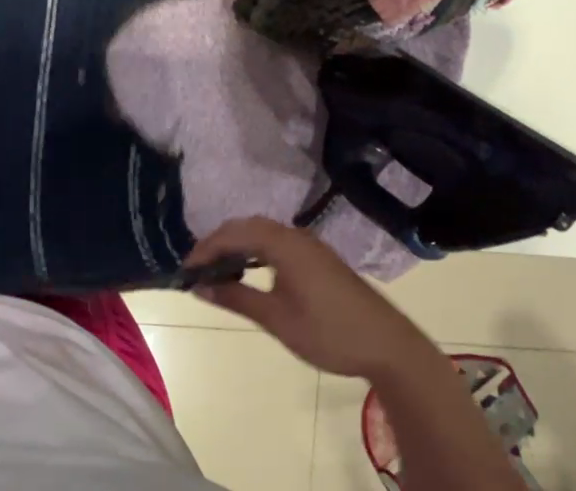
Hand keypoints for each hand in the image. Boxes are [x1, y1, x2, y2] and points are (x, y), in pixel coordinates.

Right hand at [185, 217, 438, 381]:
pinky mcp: (319, 258)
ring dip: (237, 246)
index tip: (185, 269)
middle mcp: (296, 236)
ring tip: (217, 270)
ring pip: (262, 234)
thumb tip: (199, 286)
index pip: (232, 234)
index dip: (205, 249)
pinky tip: (249, 272)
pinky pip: (276, 242)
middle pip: (246, 227)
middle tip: (197, 268)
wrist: (390, 348)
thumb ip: (236, 298)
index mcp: (284, 244)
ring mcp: (310, 245)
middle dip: (218, 244)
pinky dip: (255, 251)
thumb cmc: (329, 333)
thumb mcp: (276, 319)